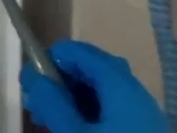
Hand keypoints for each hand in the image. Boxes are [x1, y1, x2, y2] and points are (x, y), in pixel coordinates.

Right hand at [21, 41, 169, 132]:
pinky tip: (77, 132)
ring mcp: (145, 116)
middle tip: (37, 106)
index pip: (80, 52)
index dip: (52, 60)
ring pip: (103, 93)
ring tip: (52, 122)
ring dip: (75, 100)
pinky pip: (115, 112)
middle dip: (62, 82)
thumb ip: (51, 103)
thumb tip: (31, 72)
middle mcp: (136, 93)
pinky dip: (92, 116)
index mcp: (120, 85)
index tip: (31, 83)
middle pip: (93, 70)